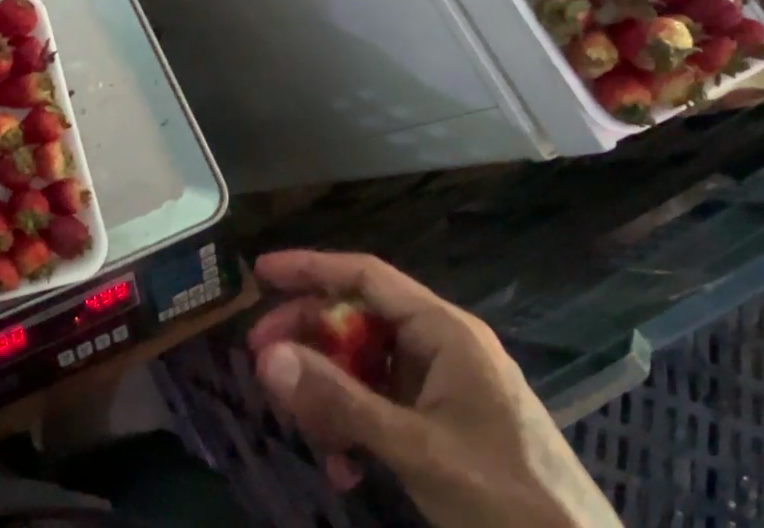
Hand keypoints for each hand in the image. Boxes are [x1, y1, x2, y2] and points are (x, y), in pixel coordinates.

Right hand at [248, 251, 621, 527]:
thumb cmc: (505, 496)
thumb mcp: (416, 447)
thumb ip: (339, 400)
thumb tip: (266, 356)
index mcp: (444, 332)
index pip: (366, 276)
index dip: (310, 268)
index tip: (258, 273)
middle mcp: (441, 348)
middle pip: (356, 320)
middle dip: (307, 341)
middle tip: (259, 362)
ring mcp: (441, 386)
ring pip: (362, 366)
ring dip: (327, 395)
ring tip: (304, 431)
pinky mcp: (440, 422)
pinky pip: (379, 404)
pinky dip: (352, 426)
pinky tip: (343, 466)